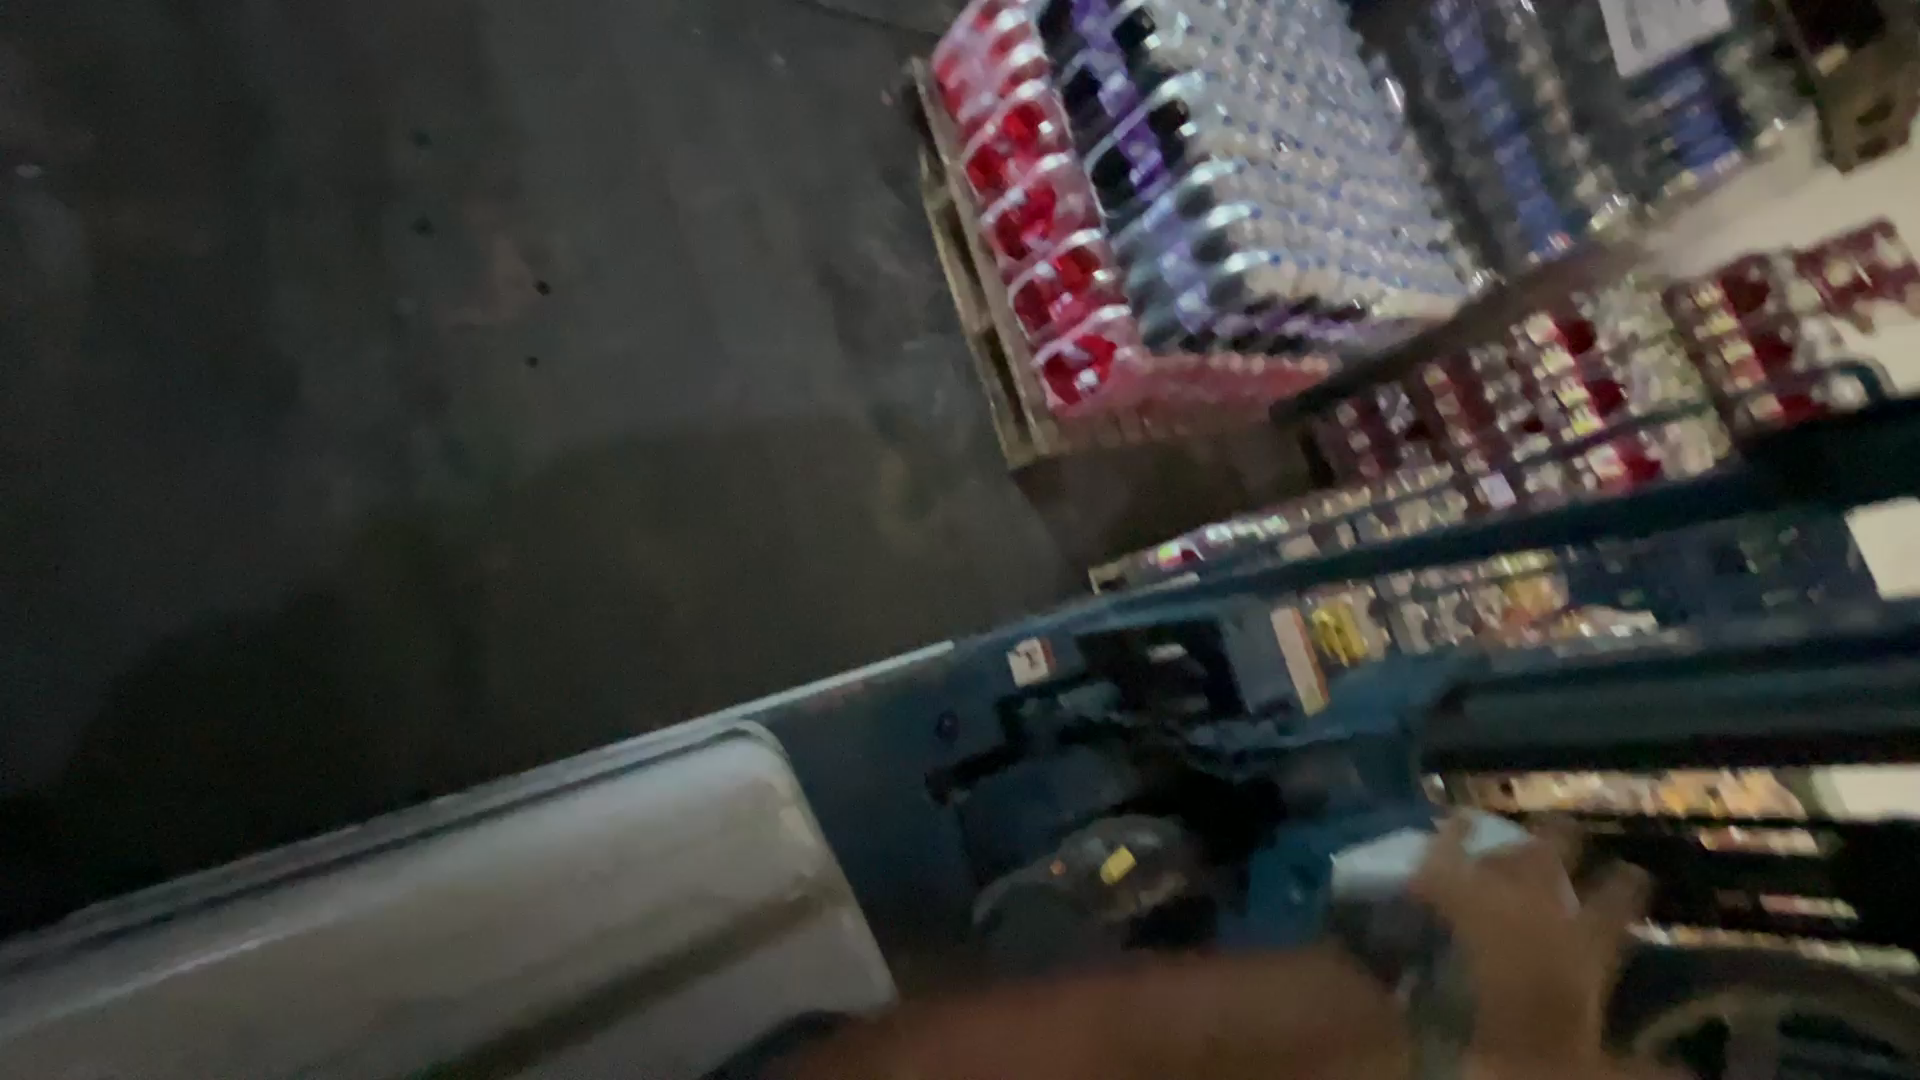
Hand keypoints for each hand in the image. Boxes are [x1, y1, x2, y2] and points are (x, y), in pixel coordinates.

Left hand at [1413, 815, 1662, 1079]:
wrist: (1423, 994)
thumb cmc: (1505, 1040)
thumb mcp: (1581, 1068)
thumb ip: (1637, 1069)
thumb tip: (1691, 1073)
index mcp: (1578, 949)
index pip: (1614, 912)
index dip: (1627, 889)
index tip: (1636, 870)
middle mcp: (1532, 904)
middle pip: (1556, 864)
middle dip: (1570, 843)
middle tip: (1576, 823)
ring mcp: (1480, 883)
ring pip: (1508, 851)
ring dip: (1522, 838)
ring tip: (1534, 825)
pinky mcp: (1432, 874)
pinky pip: (1448, 842)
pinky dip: (1456, 828)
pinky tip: (1460, 815)